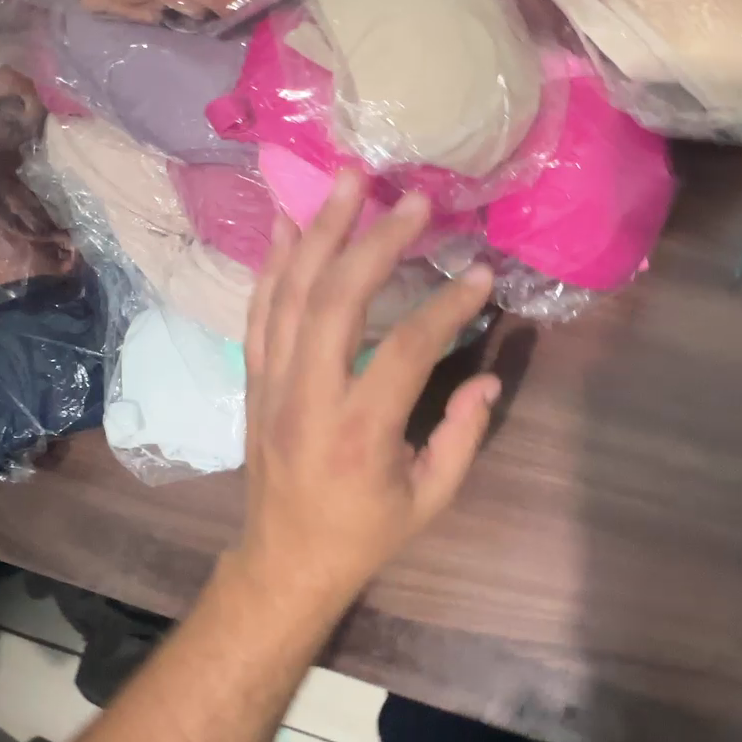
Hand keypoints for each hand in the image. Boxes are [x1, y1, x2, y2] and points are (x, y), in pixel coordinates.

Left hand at [224, 172, 497, 617]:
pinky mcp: (255, 381)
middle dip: (375, 242)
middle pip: (336, 302)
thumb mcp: (431, 499)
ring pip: (290, 295)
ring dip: (320, 232)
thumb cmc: (366, 533)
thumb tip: (487, 381)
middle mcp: (309, 398)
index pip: (405, 349)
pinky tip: (291, 226)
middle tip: (413, 201)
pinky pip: (260, 313)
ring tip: (348, 181)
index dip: (445, 305)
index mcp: (361, 433)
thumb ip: (462, 437)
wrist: (287, 560)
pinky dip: (275, 265)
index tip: (480, 272)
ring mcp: (273, 385)